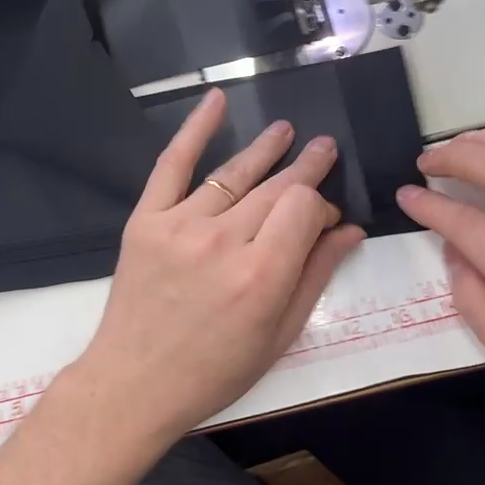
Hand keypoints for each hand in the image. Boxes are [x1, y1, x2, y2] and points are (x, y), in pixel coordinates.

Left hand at [72, 89, 365, 441]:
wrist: (134, 383)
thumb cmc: (214, 371)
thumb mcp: (279, 336)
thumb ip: (315, 277)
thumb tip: (350, 229)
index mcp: (262, 274)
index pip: (305, 207)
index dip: (322, 205)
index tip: (326, 217)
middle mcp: (223, 241)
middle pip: (276, 187)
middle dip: (306, 167)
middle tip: (324, 148)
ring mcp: (180, 225)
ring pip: (235, 172)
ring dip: (266, 148)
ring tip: (287, 131)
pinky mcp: (145, 220)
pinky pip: (172, 164)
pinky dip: (195, 129)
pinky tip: (217, 101)